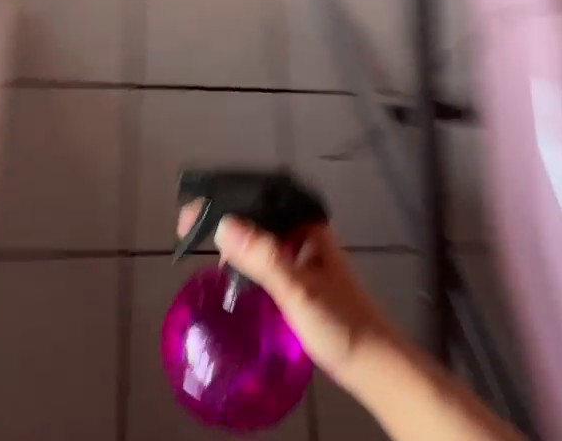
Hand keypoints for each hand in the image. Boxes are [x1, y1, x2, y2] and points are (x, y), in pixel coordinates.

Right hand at [178, 203, 405, 389]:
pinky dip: (245, 259)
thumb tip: (223, 224)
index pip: (258, 198)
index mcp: (306, 225)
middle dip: (223, 217)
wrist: (373, 363)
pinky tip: (233, 274)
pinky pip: (265, 255)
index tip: (190, 212)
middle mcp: (304, 232)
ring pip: (260, 235)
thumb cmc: (340, 323)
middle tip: (188, 230)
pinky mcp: (299, 275)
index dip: (223, 200)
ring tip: (206, 250)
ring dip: (233, 239)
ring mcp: (302, 253)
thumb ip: (263, 257)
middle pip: (257, 213)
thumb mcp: (297, 290)